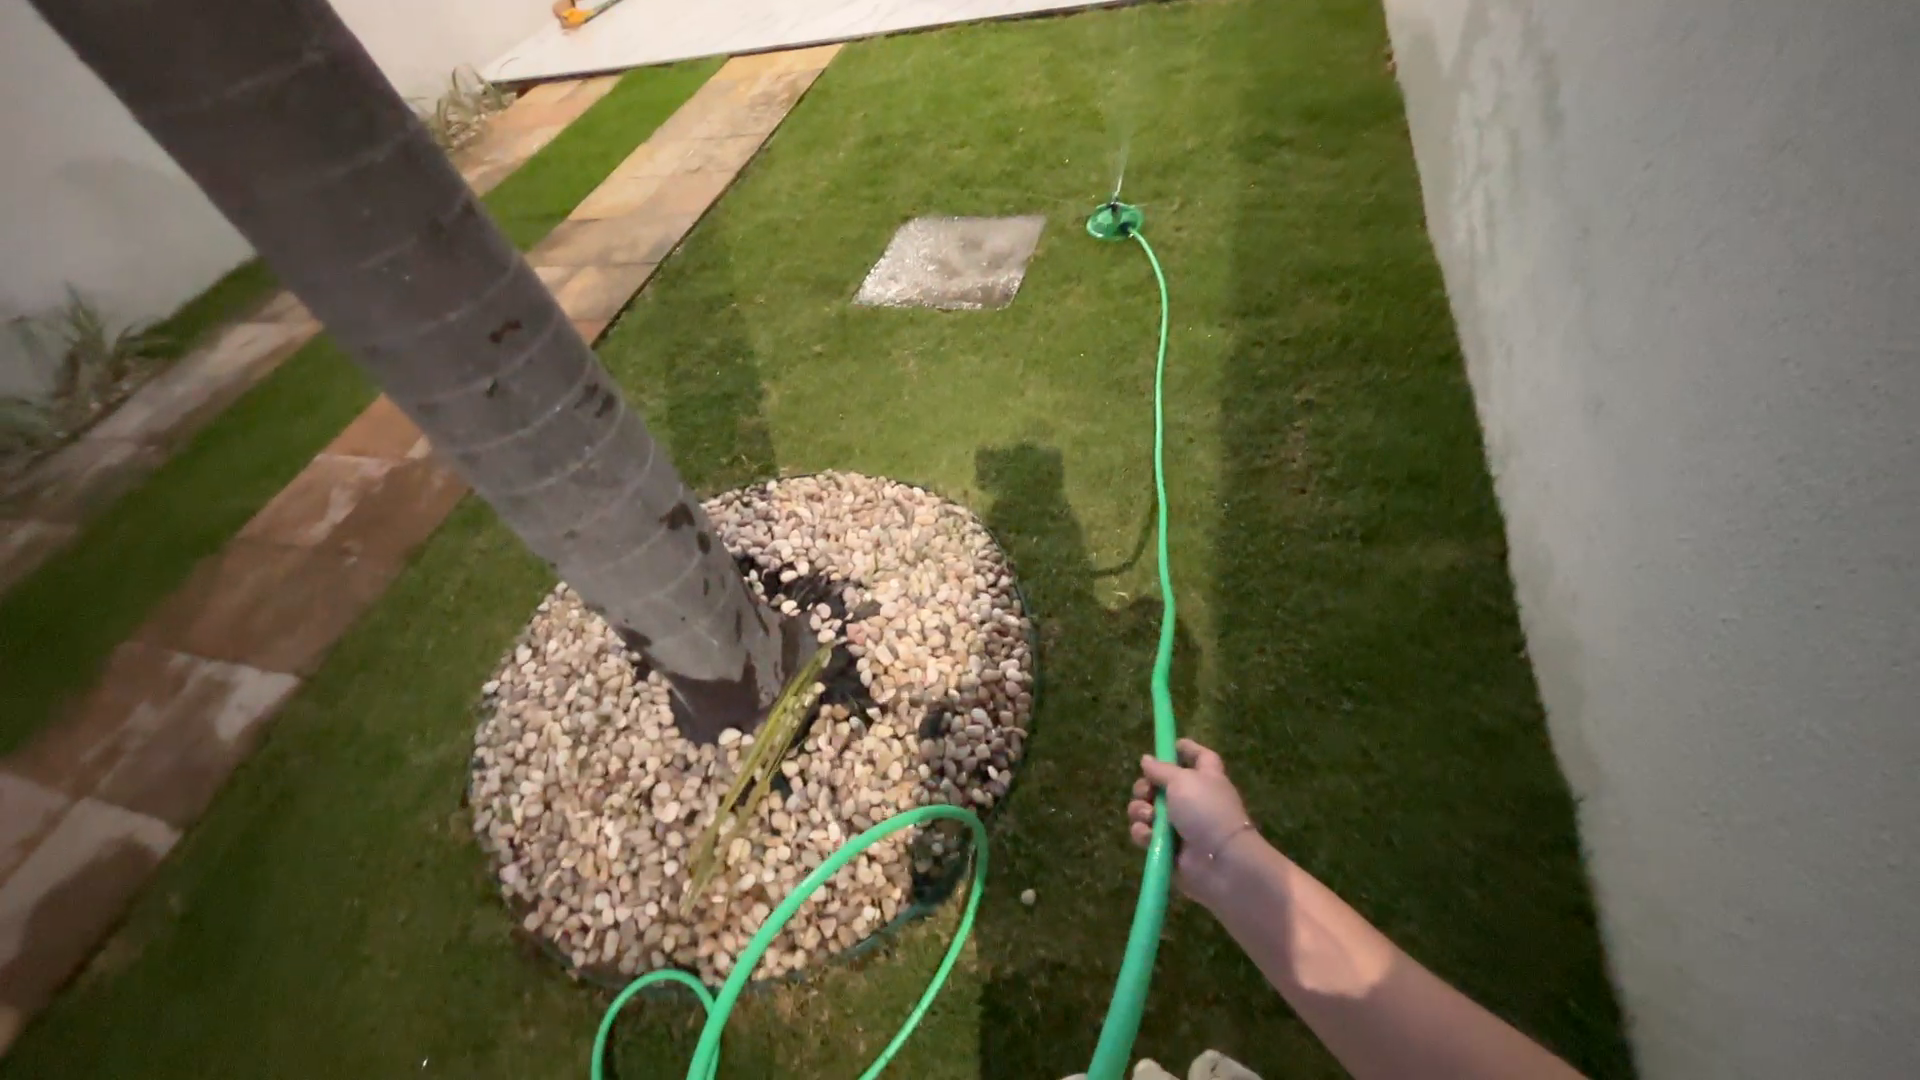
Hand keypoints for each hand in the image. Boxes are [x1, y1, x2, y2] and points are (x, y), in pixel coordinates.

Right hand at [1129, 738, 1258, 902]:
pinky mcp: (1168, 849)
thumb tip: (1147, 759)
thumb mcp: (1183, 780)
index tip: (1170, 745)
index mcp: (1206, 778)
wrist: (1221, 862)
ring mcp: (1180, 826)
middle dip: (1145, 787)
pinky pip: (1145, 835)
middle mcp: (1193, 800)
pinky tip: (1148, 836)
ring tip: (1149, 817)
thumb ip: (1161, 769)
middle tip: (1146, 792)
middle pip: (1161, 785)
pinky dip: (1143, 834)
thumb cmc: (1207, 811)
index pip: (1200, 757)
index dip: (1187, 750)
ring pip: (1147, 810)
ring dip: (1141, 810)